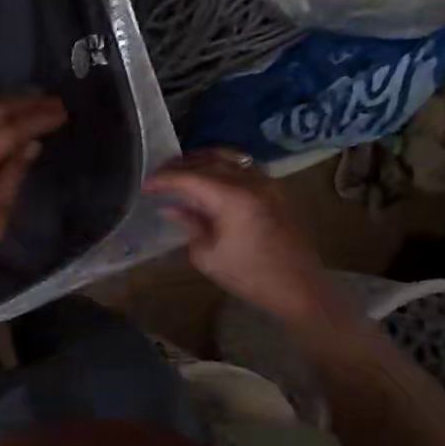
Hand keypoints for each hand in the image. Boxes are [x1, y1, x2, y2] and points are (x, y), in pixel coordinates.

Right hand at [144, 150, 332, 322]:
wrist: (299, 287)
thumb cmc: (250, 276)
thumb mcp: (207, 255)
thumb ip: (189, 224)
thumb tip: (171, 208)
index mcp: (233, 198)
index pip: (190, 178)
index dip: (164, 179)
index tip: (145, 185)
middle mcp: (251, 181)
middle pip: (209, 160)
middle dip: (180, 167)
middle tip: (159, 176)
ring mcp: (267, 182)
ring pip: (229, 158)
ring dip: (202, 161)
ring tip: (181, 173)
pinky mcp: (275, 190)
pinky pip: (243, 167)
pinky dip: (221, 167)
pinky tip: (210, 180)